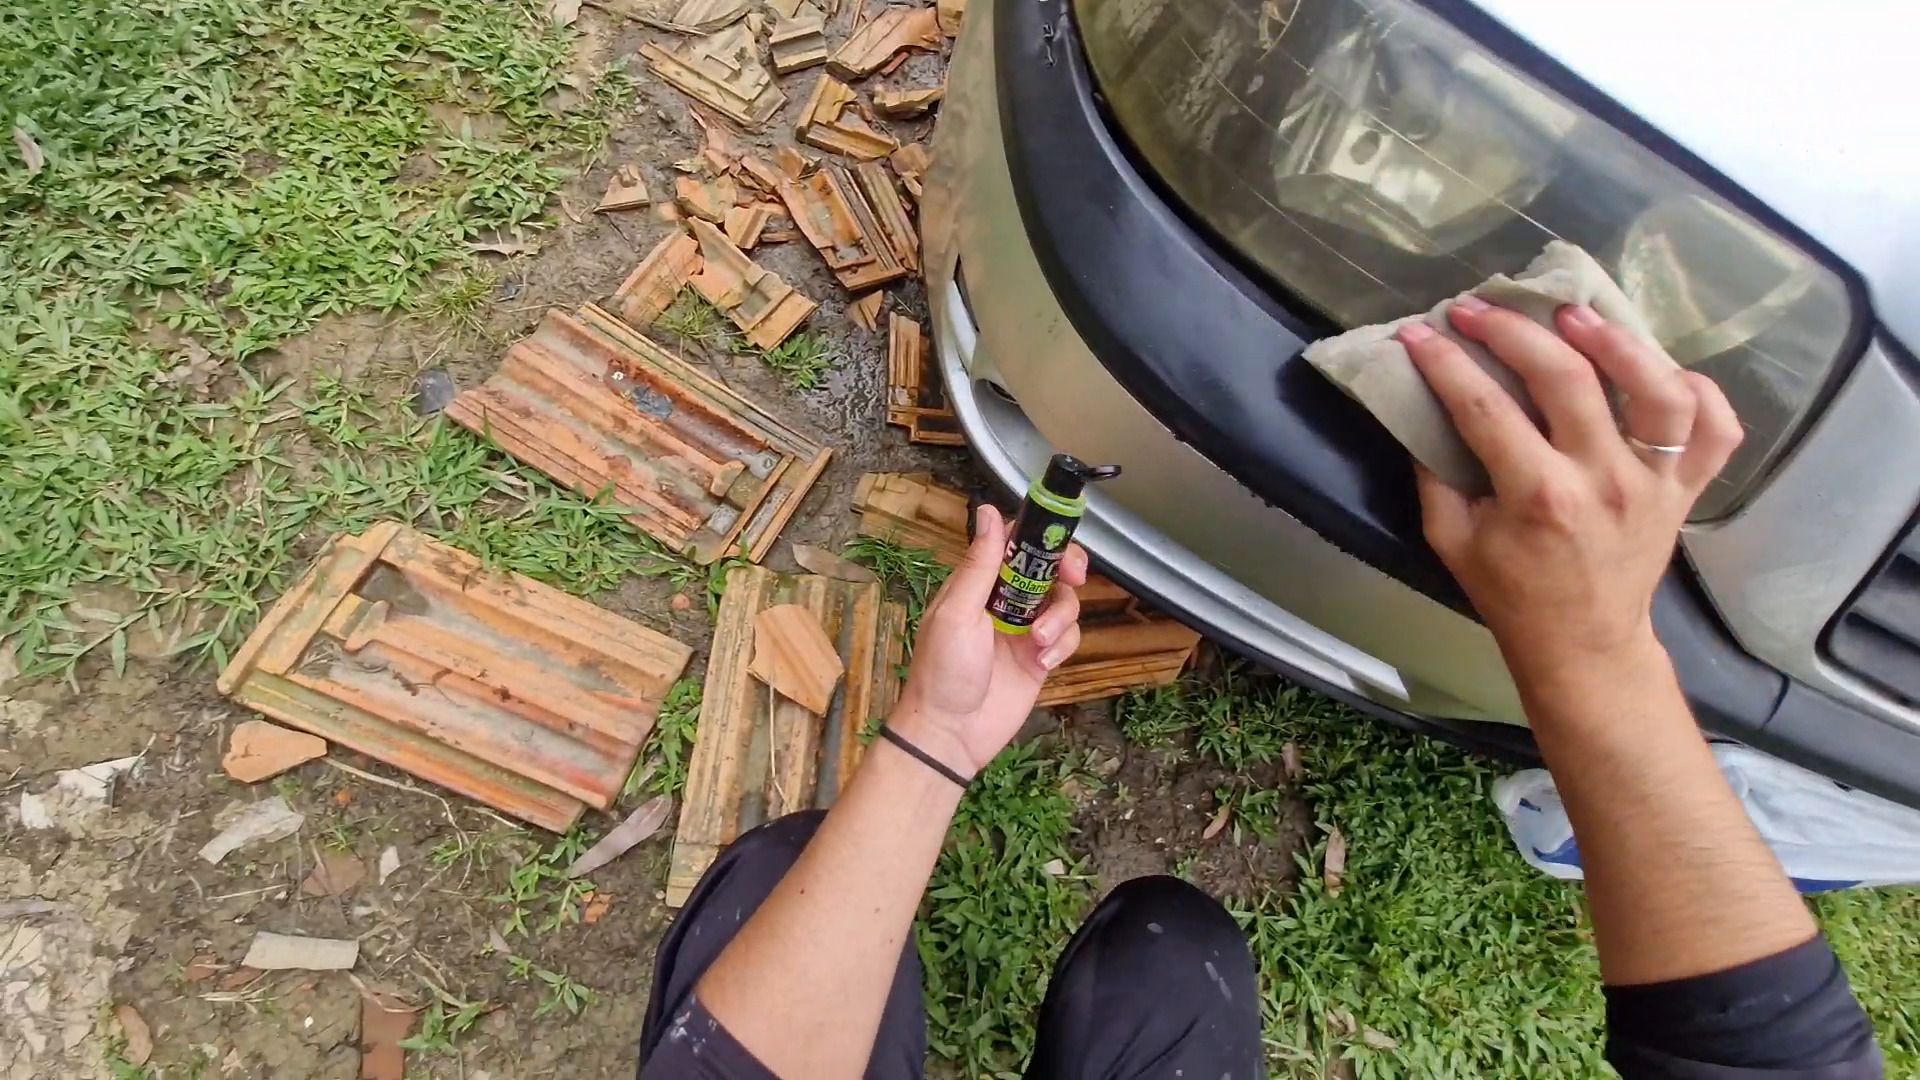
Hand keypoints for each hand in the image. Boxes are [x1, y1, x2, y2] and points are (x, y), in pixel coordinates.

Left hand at [890, 504, 1087, 776]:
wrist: (951, 733)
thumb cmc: (942, 671)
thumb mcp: (958, 612)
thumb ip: (979, 564)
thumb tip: (988, 511)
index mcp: (978, 583)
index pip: (1014, 543)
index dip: (1039, 535)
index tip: (1057, 540)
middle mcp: (1004, 600)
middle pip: (1048, 568)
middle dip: (1066, 568)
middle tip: (1074, 576)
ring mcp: (1024, 629)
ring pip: (1063, 602)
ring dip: (1060, 616)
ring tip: (1040, 641)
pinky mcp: (1041, 657)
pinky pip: (1067, 637)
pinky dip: (1062, 645)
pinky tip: (1043, 661)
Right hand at [1401, 297, 1742, 683]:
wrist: (1580, 637)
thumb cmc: (1505, 589)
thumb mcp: (1449, 538)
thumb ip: (1436, 477)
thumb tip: (1425, 416)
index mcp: (1536, 495)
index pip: (1484, 409)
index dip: (1445, 366)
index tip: (1418, 336)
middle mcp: (1603, 478)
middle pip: (1566, 380)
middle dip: (1512, 334)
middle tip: (1478, 308)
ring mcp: (1657, 479)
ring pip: (1655, 390)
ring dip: (1615, 341)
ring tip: (1575, 314)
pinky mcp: (1687, 485)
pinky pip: (1712, 424)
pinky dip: (1690, 385)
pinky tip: (1652, 367)